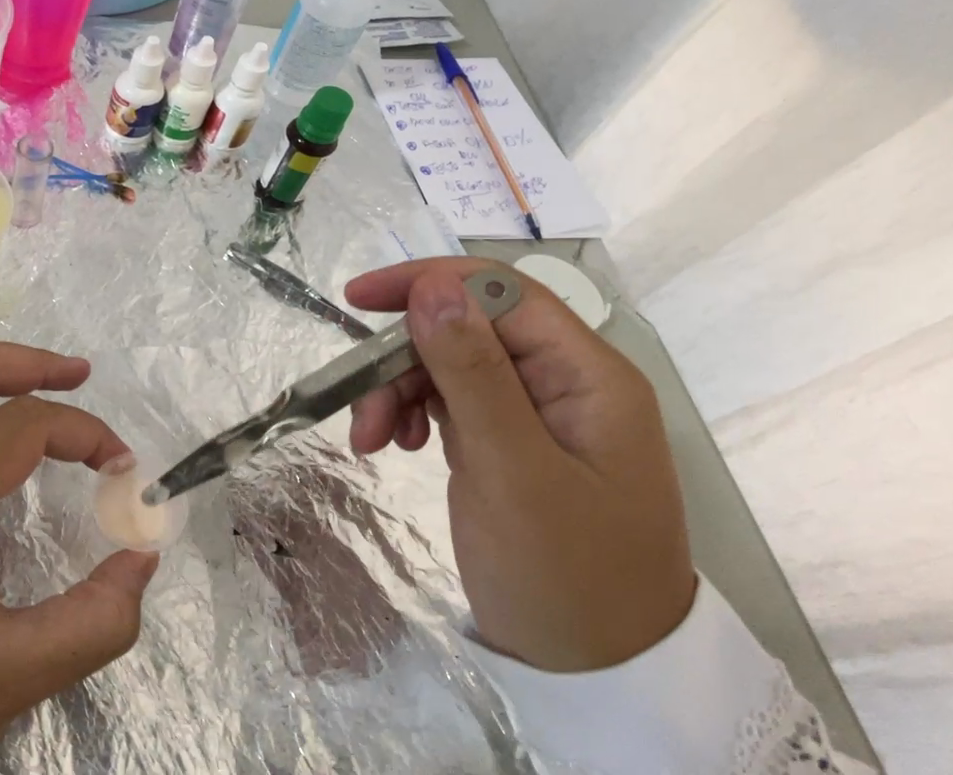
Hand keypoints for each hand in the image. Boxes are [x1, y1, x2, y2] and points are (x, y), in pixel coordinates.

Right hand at [343, 258, 695, 672]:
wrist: (597, 670)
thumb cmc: (564, 573)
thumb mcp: (510, 469)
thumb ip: (472, 372)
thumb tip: (432, 285)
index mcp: (588, 374)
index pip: (500, 292)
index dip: (426, 283)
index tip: (355, 301)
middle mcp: (566, 382)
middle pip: (468, 329)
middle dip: (404, 358)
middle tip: (361, 413)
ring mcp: (538, 414)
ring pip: (450, 364)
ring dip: (400, 391)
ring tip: (372, 442)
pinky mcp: (511, 443)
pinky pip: (452, 402)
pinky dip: (414, 415)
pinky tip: (397, 446)